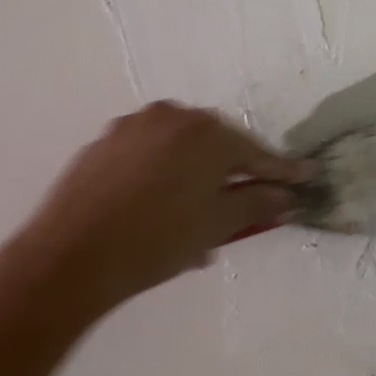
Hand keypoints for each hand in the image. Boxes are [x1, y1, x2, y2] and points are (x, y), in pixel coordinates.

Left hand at [9, 101, 314, 308]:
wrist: (69, 257)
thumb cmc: (156, 241)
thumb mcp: (216, 226)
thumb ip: (257, 203)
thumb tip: (288, 195)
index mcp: (207, 133)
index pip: (256, 153)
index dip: (283, 170)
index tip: (307, 177)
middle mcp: (172, 117)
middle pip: (217, 144)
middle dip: (233, 172)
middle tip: (245, 203)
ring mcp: (133, 127)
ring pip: (179, 149)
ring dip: (195, 174)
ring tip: (196, 215)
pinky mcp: (103, 143)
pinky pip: (148, 155)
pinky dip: (162, 175)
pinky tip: (159, 208)